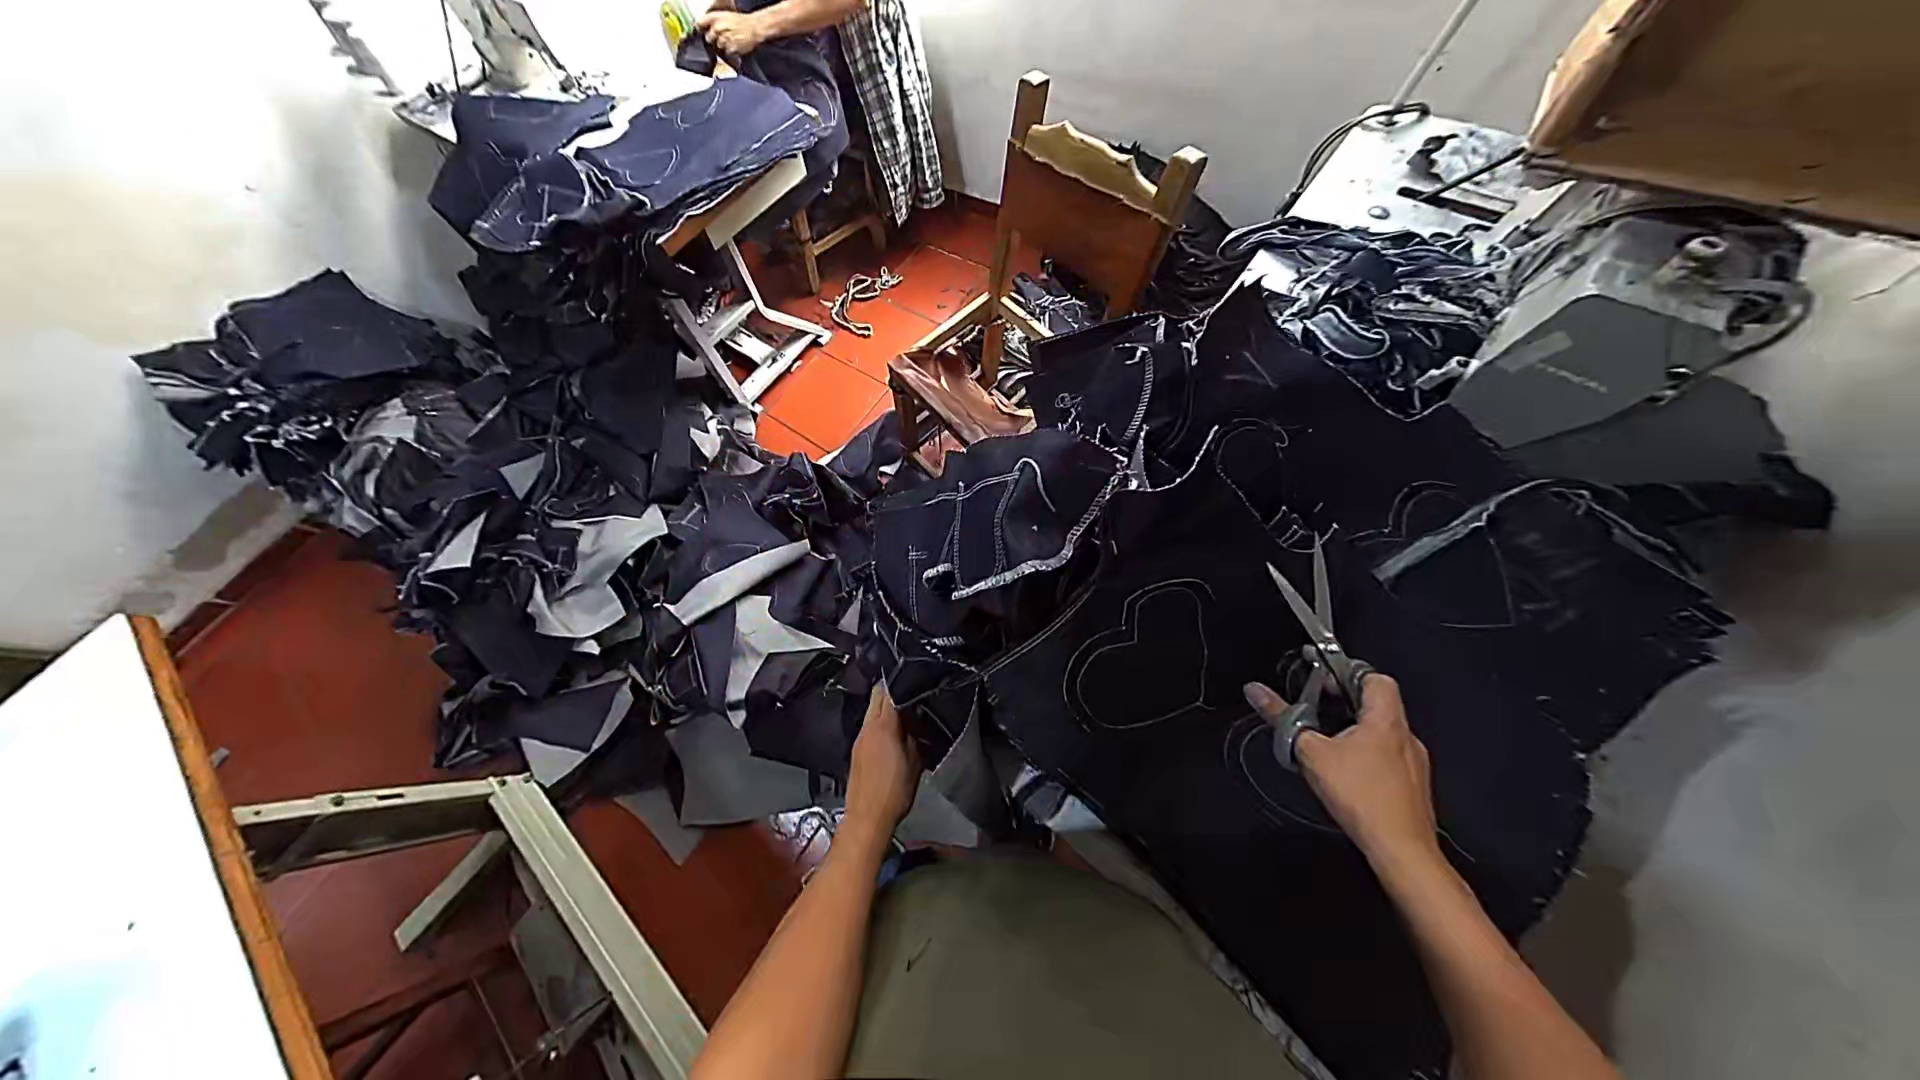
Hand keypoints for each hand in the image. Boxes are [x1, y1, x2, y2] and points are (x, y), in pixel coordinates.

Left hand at [698, 9, 768, 56]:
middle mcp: (716, 28)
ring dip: (723, 47)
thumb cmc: (741, 22)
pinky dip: (730, 52)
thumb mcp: (724, 15)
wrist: (754, 28)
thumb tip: (703, 27)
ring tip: (731, 41)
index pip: (699, 24)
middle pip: (708, 38)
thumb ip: (712, 21)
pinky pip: (726, 54)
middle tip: (723, 37)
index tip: (700, 32)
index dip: (699, 29)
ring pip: (718, 47)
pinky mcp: (730, 49)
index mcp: (714, 17)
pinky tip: (735, 46)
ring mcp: (723, 40)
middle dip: (713, 39)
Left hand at [844, 684, 919, 839]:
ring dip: (886, 708)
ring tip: (905, 714)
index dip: (902, 682)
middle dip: (892, 690)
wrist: (866, 819)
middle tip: (909, 692)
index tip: (913, 679)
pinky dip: (880, 725)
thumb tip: (916, 721)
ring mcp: (859, 740)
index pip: (889, 691)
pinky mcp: (856, 752)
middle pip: (877, 695)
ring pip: (872, 711)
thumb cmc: (892, 794)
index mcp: (883, 727)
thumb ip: (915, 736)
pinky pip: (869, 728)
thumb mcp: (915, 762)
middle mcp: (867, 729)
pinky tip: (892, 736)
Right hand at [1243, 675, 1438, 866]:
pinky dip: (1367, 754)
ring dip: (1356, 729)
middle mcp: (1406, 737)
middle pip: (1378, 703)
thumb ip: (1282, 718)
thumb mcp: (1310, 752)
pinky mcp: (1413, 787)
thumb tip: (1255, 690)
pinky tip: (1346, 771)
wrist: (1401, 850)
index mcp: (1386, 720)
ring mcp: (1415, 764)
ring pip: (1384, 732)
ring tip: (1327, 740)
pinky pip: (1390, 757)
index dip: (1347, 672)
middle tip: (1318, 705)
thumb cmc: (1360, 797)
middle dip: (1346, 701)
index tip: (1322, 678)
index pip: (1375, 678)